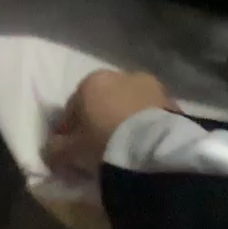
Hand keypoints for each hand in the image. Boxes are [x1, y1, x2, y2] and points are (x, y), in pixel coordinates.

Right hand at [43, 70, 175, 178]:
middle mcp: (122, 76)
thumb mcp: (70, 150)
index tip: (70, 147)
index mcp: (91, 80)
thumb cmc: (104, 141)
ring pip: (130, 107)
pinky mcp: (177, 105)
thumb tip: (49, 149)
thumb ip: (55, 147)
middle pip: (104, 101)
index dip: (70, 128)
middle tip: (98, 146)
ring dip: (126, 122)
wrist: (157, 152)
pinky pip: (152, 117)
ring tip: (125, 148)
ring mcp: (153, 88)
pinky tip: (144, 147)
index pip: (73, 105)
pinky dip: (146, 128)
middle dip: (101, 119)